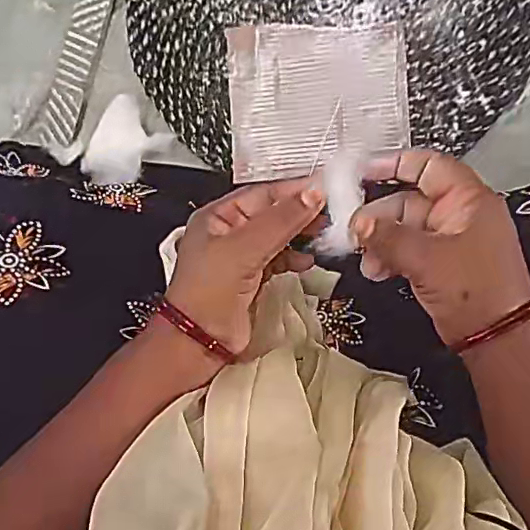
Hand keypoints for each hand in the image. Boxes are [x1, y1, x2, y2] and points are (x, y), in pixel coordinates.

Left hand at [166, 177, 325, 353]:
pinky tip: (307, 260)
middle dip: (301, 212)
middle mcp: (228, 234)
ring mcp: (241, 258)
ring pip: (278, 237)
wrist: (199, 341)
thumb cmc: (206, 293)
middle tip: (330, 211)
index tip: (323, 189)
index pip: (263, 193)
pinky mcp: (252, 279)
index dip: (294, 190)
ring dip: (301, 235)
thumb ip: (281, 221)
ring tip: (322, 233)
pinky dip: (294, 258)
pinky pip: (279, 260)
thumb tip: (311, 195)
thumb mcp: (244, 248)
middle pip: (273, 213)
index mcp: (218, 216)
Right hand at [352, 150, 529, 345]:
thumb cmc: (476, 291)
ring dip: (381, 242)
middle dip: (380, 217)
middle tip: (355, 231)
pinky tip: (376, 271)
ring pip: (406, 230)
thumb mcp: (426, 258)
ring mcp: (451, 242)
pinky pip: (410, 251)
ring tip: (366, 259)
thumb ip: (388, 236)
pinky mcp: (443, 265)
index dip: (395, 164)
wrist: (497, 338)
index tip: (363, 171)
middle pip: (410, 201)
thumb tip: (359, 223)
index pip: (429, 166)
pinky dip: (391, 258)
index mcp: (468, 200)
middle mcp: (460, 216)